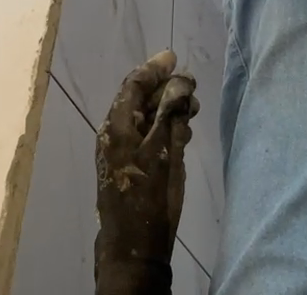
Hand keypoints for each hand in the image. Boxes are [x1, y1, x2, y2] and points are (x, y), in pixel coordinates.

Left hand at [95, 51, 198, 294]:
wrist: (134, 250)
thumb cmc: (150, 197)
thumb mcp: (166, 151)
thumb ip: (171, 112)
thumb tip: (180, 80)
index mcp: (117, 126)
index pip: (133, 84)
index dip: (154, 68)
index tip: (174, 57)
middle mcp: (113, 134)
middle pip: (138, 98)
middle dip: (165, 88)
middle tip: (191, 87)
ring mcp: (119, 151)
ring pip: (144, 117)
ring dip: (167, 108)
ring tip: (193, 110)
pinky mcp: (127, 166)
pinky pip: (145, 134)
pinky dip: (163, 127)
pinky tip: (183, 132)